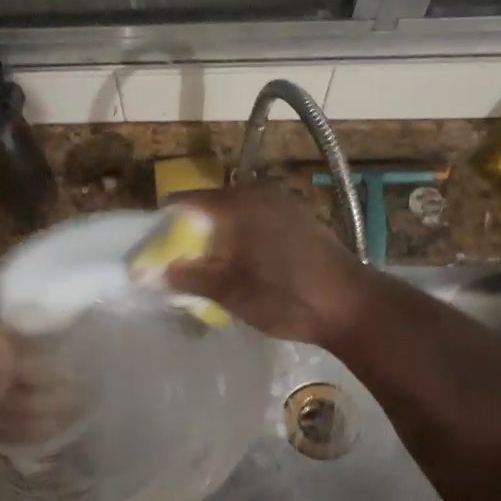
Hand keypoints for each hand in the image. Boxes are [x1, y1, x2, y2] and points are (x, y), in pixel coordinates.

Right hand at [163, 186, 372, 345]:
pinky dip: (240, 240)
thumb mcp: (229, 291)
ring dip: (216, 240)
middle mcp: (259, 193)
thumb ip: (187, 277)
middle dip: (190, 235)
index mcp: (238, 203)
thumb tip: (148, 273)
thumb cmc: (286, 296)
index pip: (185, 202)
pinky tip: (240, 268)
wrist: (352, 306)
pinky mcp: (299, 221)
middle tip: (178, 266)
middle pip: (209, 208)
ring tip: (207, 272)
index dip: (163, 225)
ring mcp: (283, 205)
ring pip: (234, 217)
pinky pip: (256, 223)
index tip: (152, 251)